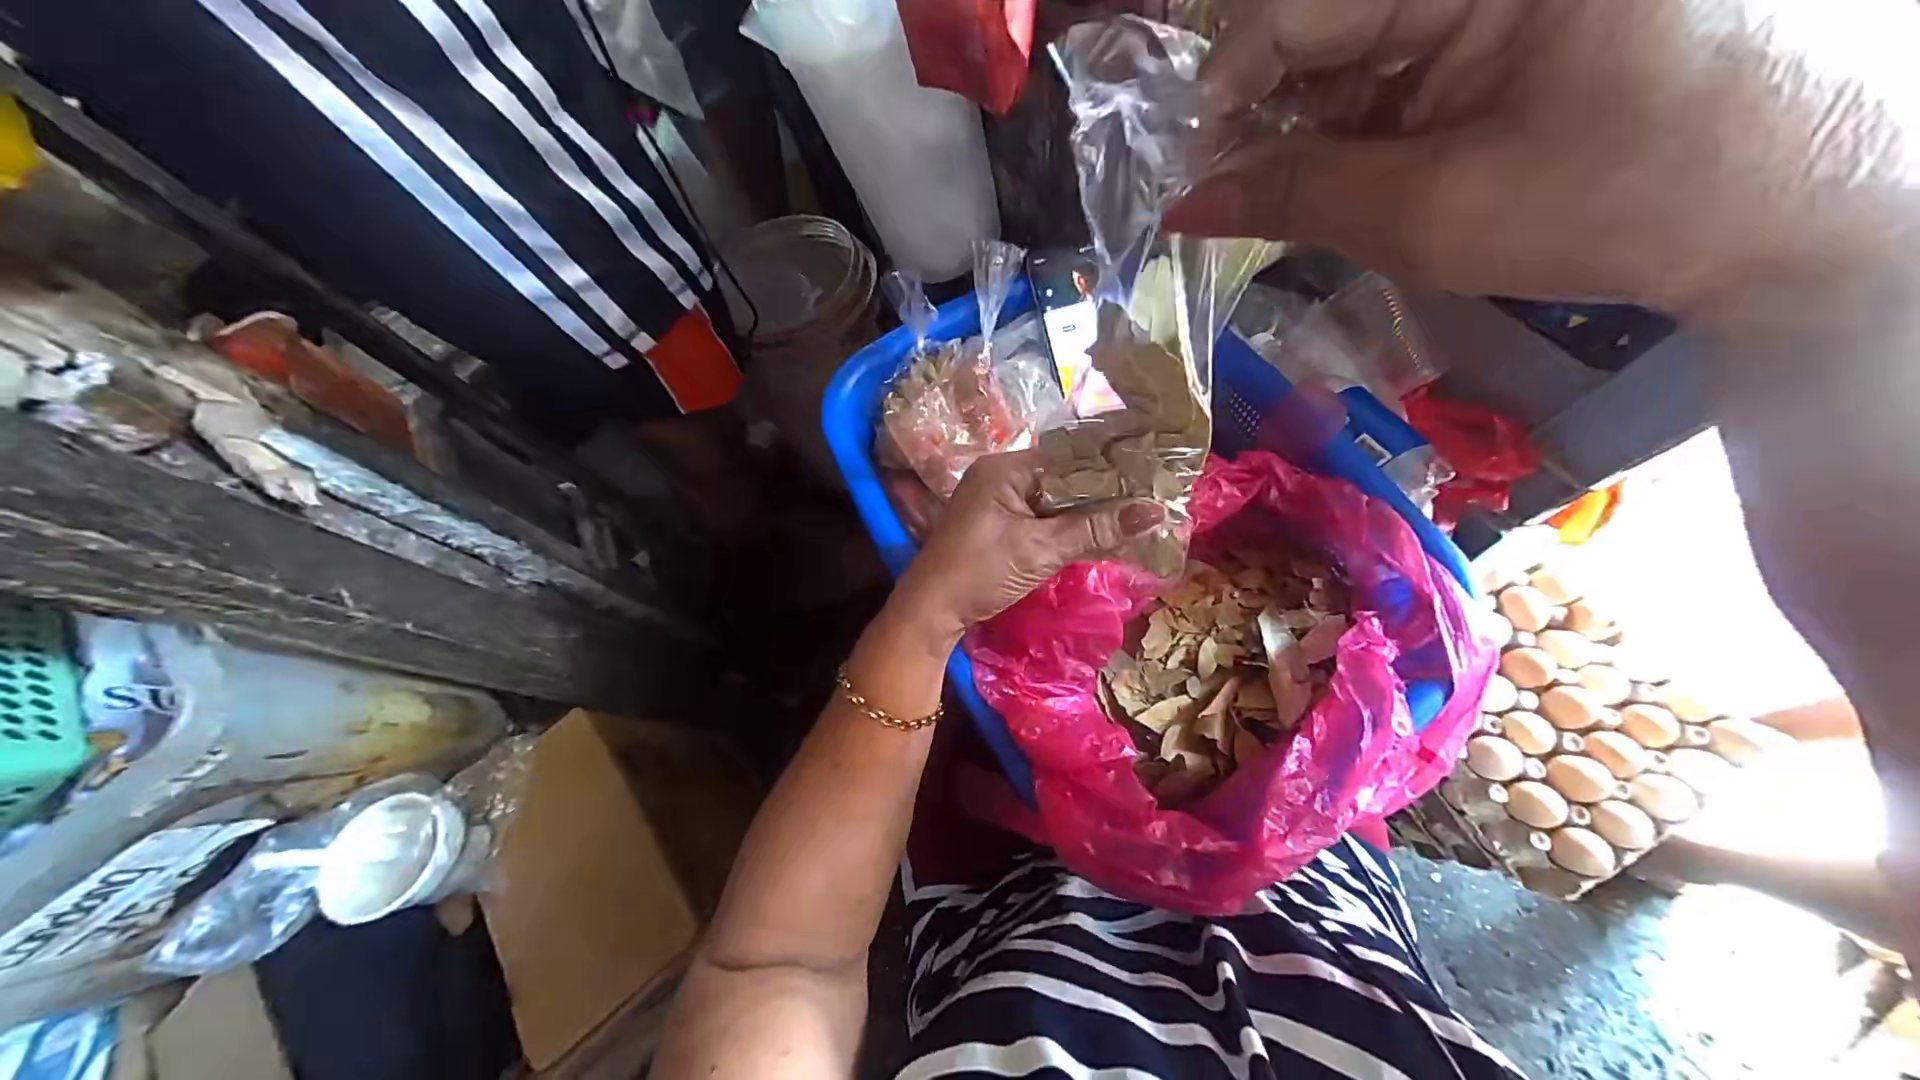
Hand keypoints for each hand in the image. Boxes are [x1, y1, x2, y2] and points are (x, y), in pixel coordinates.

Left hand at [886, 450, 1164, 646]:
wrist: (930, 612)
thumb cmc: (980, 573)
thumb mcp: (1040, 550)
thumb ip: (1095, 528)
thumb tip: (1155, 510)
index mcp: (1005, 468)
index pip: (1070, 458)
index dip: (1111, 469)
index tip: (1152, 478)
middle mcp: (1001, 475)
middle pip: (1065, 477)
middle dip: (1104, 492)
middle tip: (1152, 499)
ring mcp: (999, 499)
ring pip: (1056, 498)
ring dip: (1088, 511)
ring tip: (1137, 515)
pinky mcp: (999, 523)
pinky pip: (1043, 515)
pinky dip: (1068, 525)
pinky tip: (1100, 532)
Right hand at [1171, 0, 1919, 316]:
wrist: (1799, 201)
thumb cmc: (1624, 197)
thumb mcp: (1432, 209)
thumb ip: (1294, 197)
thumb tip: (1186, 206)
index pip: (1296, 9)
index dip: (1222, 95)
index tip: (1186, 176)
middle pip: (1315, 27)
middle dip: (1256, 118)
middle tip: (1219, 198)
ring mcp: (1486, 0)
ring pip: (1342, 56)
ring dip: (1297, 133)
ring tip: (1274, 202)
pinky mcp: (1499, 27)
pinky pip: (1386, 73)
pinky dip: (1344, 135)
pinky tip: (1331, 182)